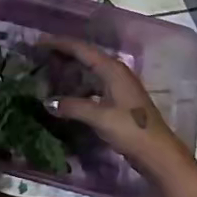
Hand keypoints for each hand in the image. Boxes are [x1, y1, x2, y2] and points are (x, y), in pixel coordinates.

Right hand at [41, 37, 196, 180]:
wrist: (158, 154)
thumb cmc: (131, 130)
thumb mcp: (99, 117)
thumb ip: (72, 106)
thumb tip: (47, 102)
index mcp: (112, 69)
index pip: (81, 49)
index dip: (58, 43)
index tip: (38, 42)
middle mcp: (115, 72)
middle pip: (84, 57)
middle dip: (62, 55)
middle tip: (39, 57)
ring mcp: (118, 86)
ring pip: (88, 72)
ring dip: (69, 73)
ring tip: (47, 76)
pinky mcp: (118, 100)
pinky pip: (92, 86)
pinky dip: (77, 88)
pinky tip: (65, 97)